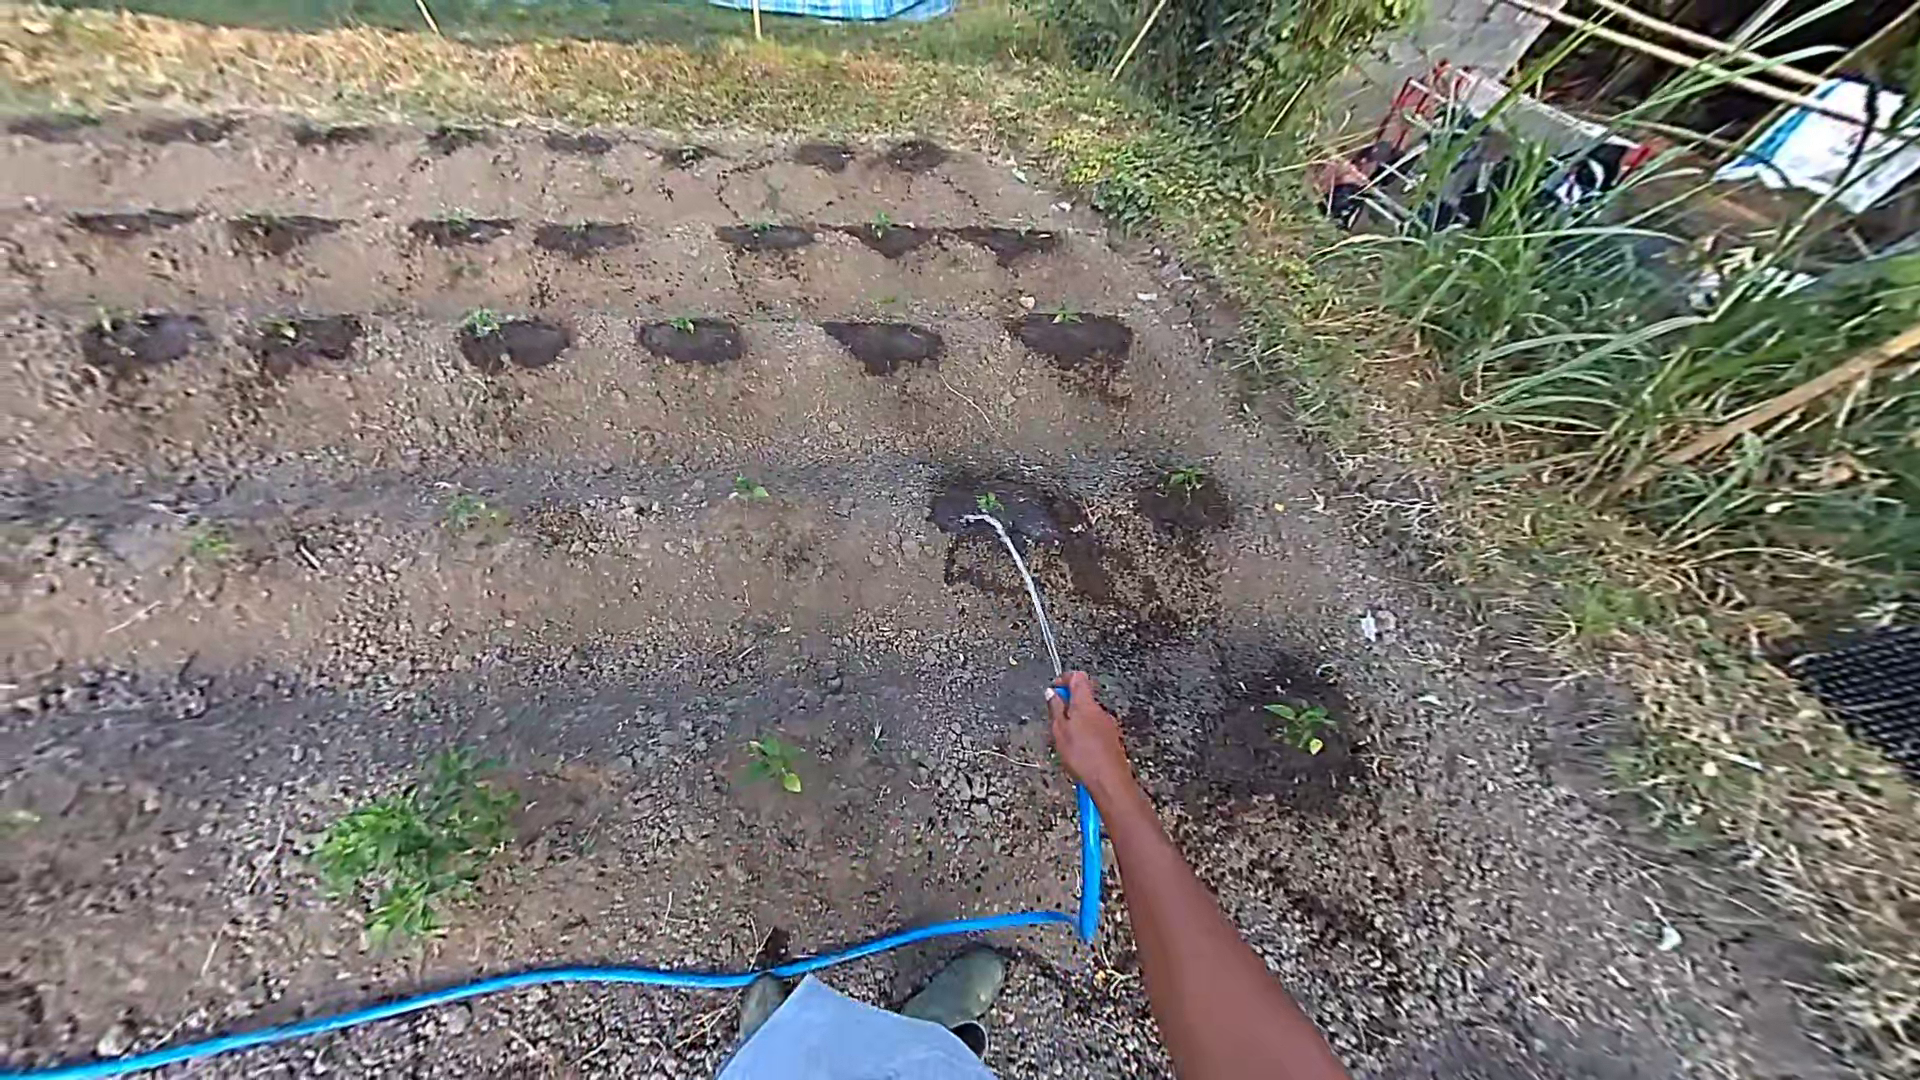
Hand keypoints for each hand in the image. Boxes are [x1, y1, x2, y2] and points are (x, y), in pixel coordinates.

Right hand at [1046, 671, 1135, 801]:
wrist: (1109, 781)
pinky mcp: (1112, 739)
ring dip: (1076, 721)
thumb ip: (1055, 708)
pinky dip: (1085, 734)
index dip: (1064, 679)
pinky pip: (1095, 729)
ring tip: (1066, 741)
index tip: (1055, 689)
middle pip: (1083, 697)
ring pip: (1088, 714)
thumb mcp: (1060, 731)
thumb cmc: (1084, 757)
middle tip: (1055, 720)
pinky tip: (1079, 751)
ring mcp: (1108, 725)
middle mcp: (1100, 710)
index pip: (1078, 677)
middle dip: (1068, 705)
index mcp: (1085, 703)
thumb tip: (1052, 693)